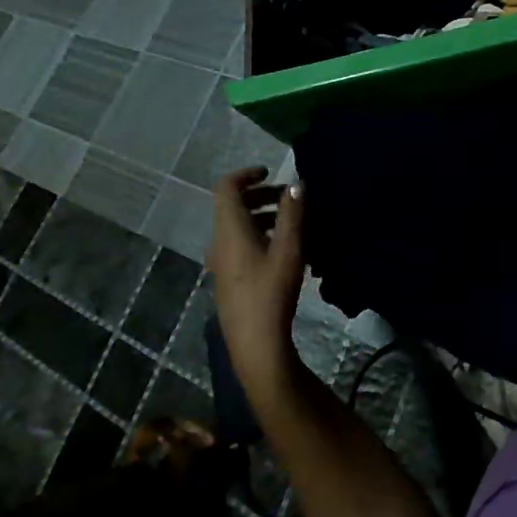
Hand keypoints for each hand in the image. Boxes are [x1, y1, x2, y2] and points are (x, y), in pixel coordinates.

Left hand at [209, 168, 305, 369]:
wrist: (255, 343)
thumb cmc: (271, 292)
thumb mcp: (289, 250)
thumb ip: (293, 214)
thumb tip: (297, 183)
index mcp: (229, 229)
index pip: (226, 187)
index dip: (246, 174)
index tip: (271, 172)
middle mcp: (219, 241)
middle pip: (233, 206)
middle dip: (261, 196)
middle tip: (289, 200)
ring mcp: (220, 262)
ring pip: (238, 227)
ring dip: (263, 218)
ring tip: (292, 227)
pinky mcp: (227, 280)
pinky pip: (239, 246)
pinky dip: (259, 237)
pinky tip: (284, 254)